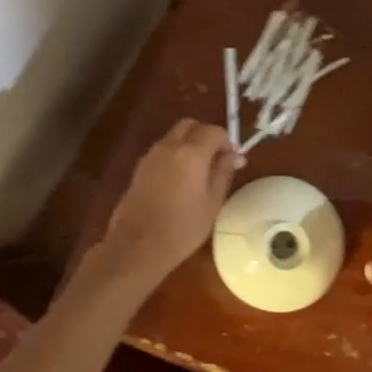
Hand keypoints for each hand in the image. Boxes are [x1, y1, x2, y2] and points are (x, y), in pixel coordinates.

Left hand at [97, 119, 242, 286]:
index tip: (233, 161)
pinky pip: (162, 151)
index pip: (214, 131)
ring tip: (199, 172)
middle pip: (190, 126)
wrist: (137, 246)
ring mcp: (151, 155)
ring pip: (174, 136)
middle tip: (216, 160)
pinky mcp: (139, 168)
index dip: (227, 142)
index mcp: (191, 152)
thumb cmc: (182, 228)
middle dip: (206, 136)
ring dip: (189, 144)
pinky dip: (174, 155)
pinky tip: (179, 181)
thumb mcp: (212, 203)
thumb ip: (223, 173)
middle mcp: (169, 146)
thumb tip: (234, 155)